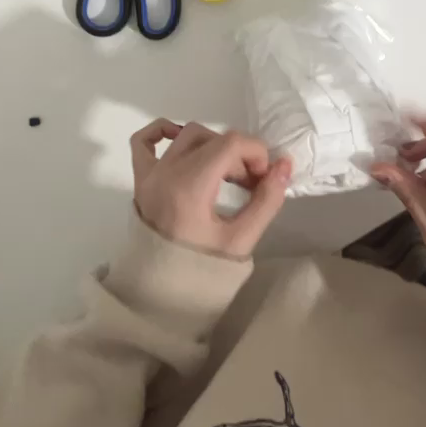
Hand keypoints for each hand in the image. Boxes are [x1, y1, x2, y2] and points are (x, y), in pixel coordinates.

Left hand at [130, 120, 291, 257]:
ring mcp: (150, 174)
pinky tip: (180, 139)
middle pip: (213, 139)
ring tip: (227, 174)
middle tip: (251, 184)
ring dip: (213, 145)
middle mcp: (167, 172)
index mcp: (190, 186)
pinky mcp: (141, 180)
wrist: (160, 295)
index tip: (264, 179)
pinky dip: (161, 131)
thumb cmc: (201, 270)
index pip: (231, 143)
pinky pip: (143, 141)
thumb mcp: (241, 241)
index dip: (256, 153)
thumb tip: (285, 166)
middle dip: (240, 154)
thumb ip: (267, 201)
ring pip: (187, 136)